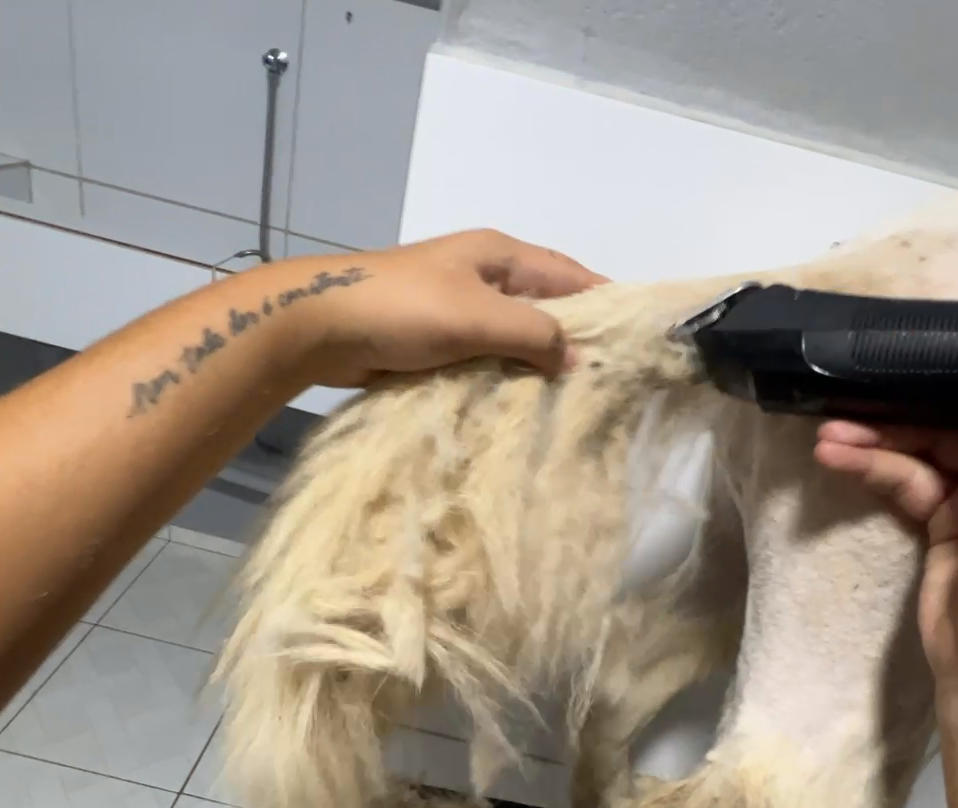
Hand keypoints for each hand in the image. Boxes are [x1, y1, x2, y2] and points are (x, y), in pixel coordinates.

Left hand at [272, 229, 607, 387]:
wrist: (325, 326)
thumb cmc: (405, 309)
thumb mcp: (479, 316)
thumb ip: (533, 333)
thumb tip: (576, 359)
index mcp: (499, 255)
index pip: (569, 274)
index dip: (603, 301)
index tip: (633, 337)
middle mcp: (483, 276)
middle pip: (543, 305)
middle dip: (572, 337)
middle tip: (607, 378)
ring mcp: (458, 309)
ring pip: (513, 335)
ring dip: (536, 361)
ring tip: (571, 398)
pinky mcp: (436, 341)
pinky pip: (484, 358)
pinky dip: (503, 376)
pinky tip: (521, 403)